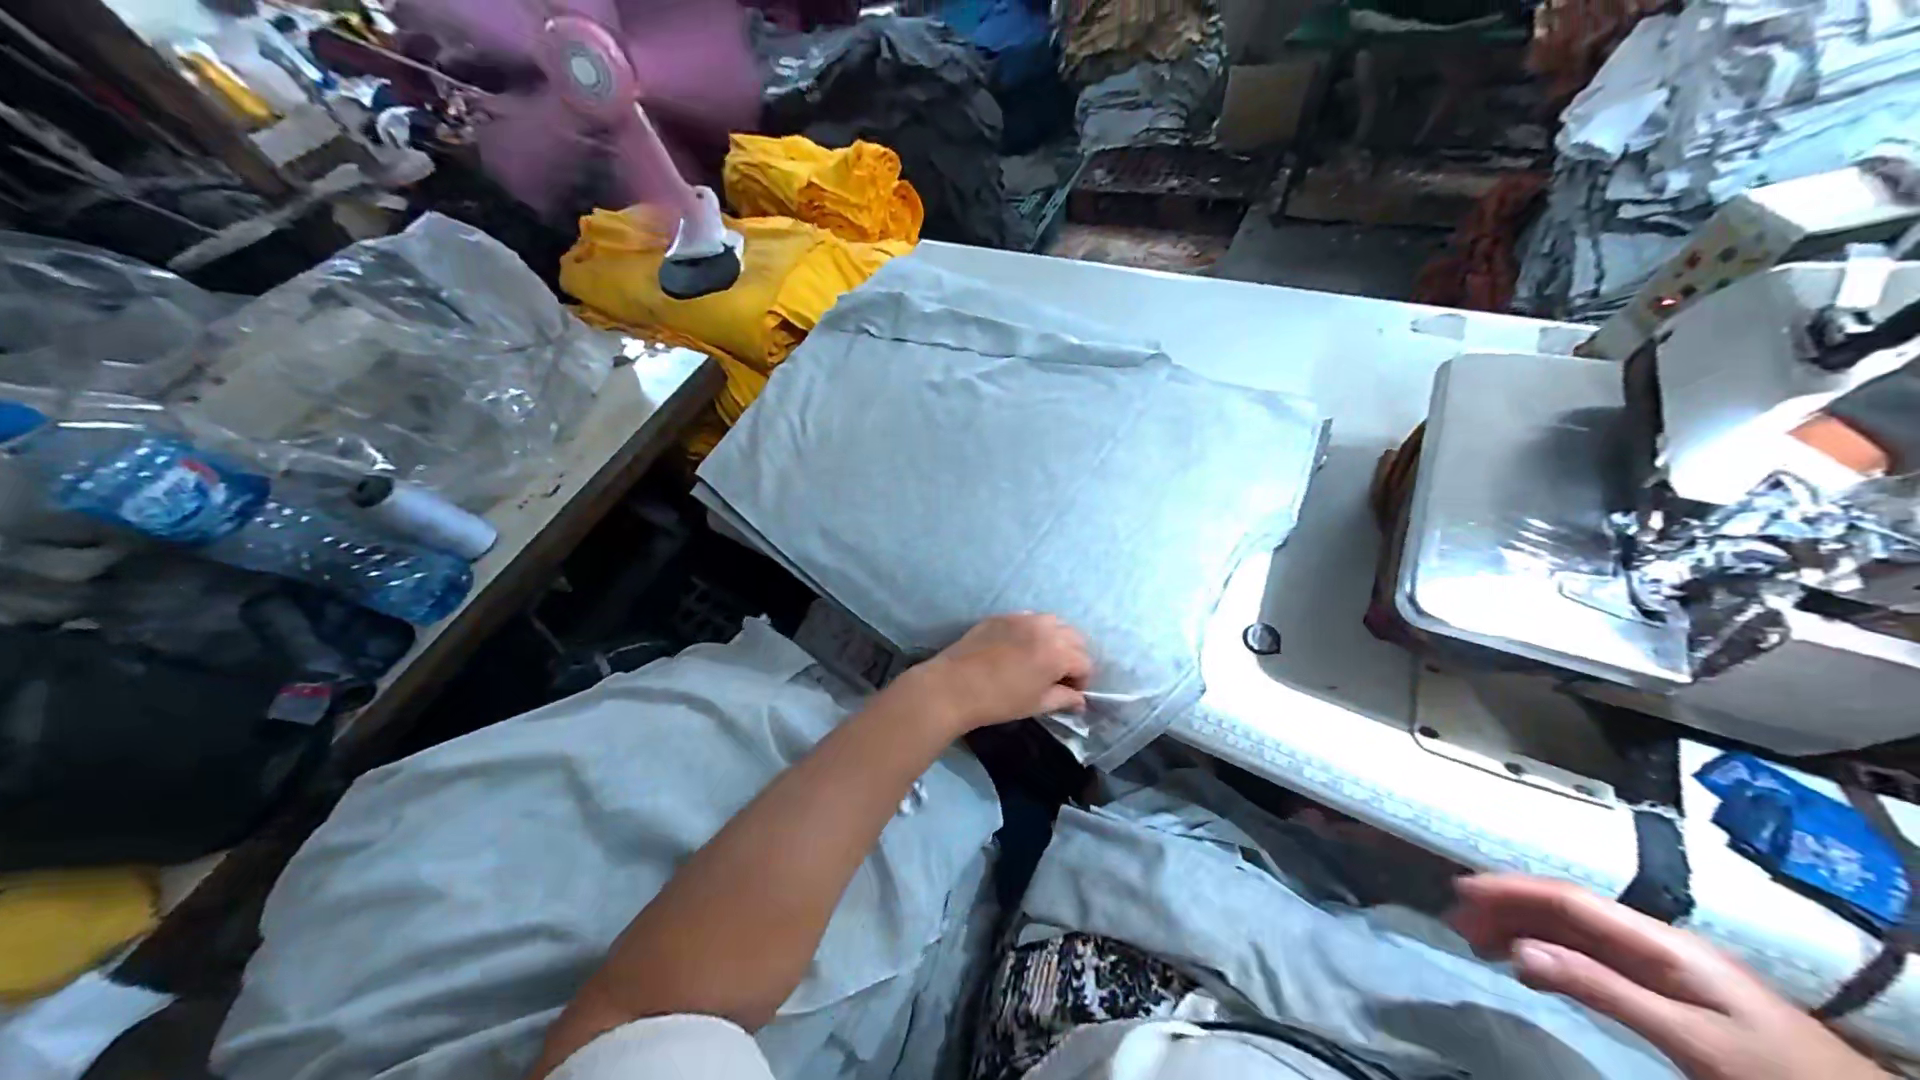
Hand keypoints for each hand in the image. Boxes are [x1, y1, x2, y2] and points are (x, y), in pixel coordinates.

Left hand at [894, 614, 1091, 734]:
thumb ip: (1063, 698)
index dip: (1082, 680)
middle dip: (1073, 656)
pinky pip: (1029, 618)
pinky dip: (1034, 630)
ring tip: (1043, 658)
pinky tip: (1021, 647)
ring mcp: (1023, 618)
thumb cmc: (998, 701)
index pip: (1085, 662)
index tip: (1071, 693)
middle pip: (1075, 638)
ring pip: (1053, 622)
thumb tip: (1080, 700)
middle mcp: (1045, 629)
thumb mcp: (1036, 704)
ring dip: (1056, 639)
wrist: (954, 686)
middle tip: (1059, 676)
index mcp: (1058, 653)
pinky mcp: (1003, 616)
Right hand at [1449, 874, 1887, 1079]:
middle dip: (1507, 909)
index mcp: (1660, 942)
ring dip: (1520, 931)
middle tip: (1458, 924)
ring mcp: (1657, 965)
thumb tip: (1519, 951)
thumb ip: (1604, 990)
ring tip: (1477, 943)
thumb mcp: (1692, 1039)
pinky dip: (1547, 956)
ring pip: (1571, 932)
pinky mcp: (1660, 990)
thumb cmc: (1776, 1072)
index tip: (1462, 889)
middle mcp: (1652, 943)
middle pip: (1564, 911)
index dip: (1512, 888)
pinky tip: (1526, 968)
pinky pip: (1588, 959)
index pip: (1569, 900)